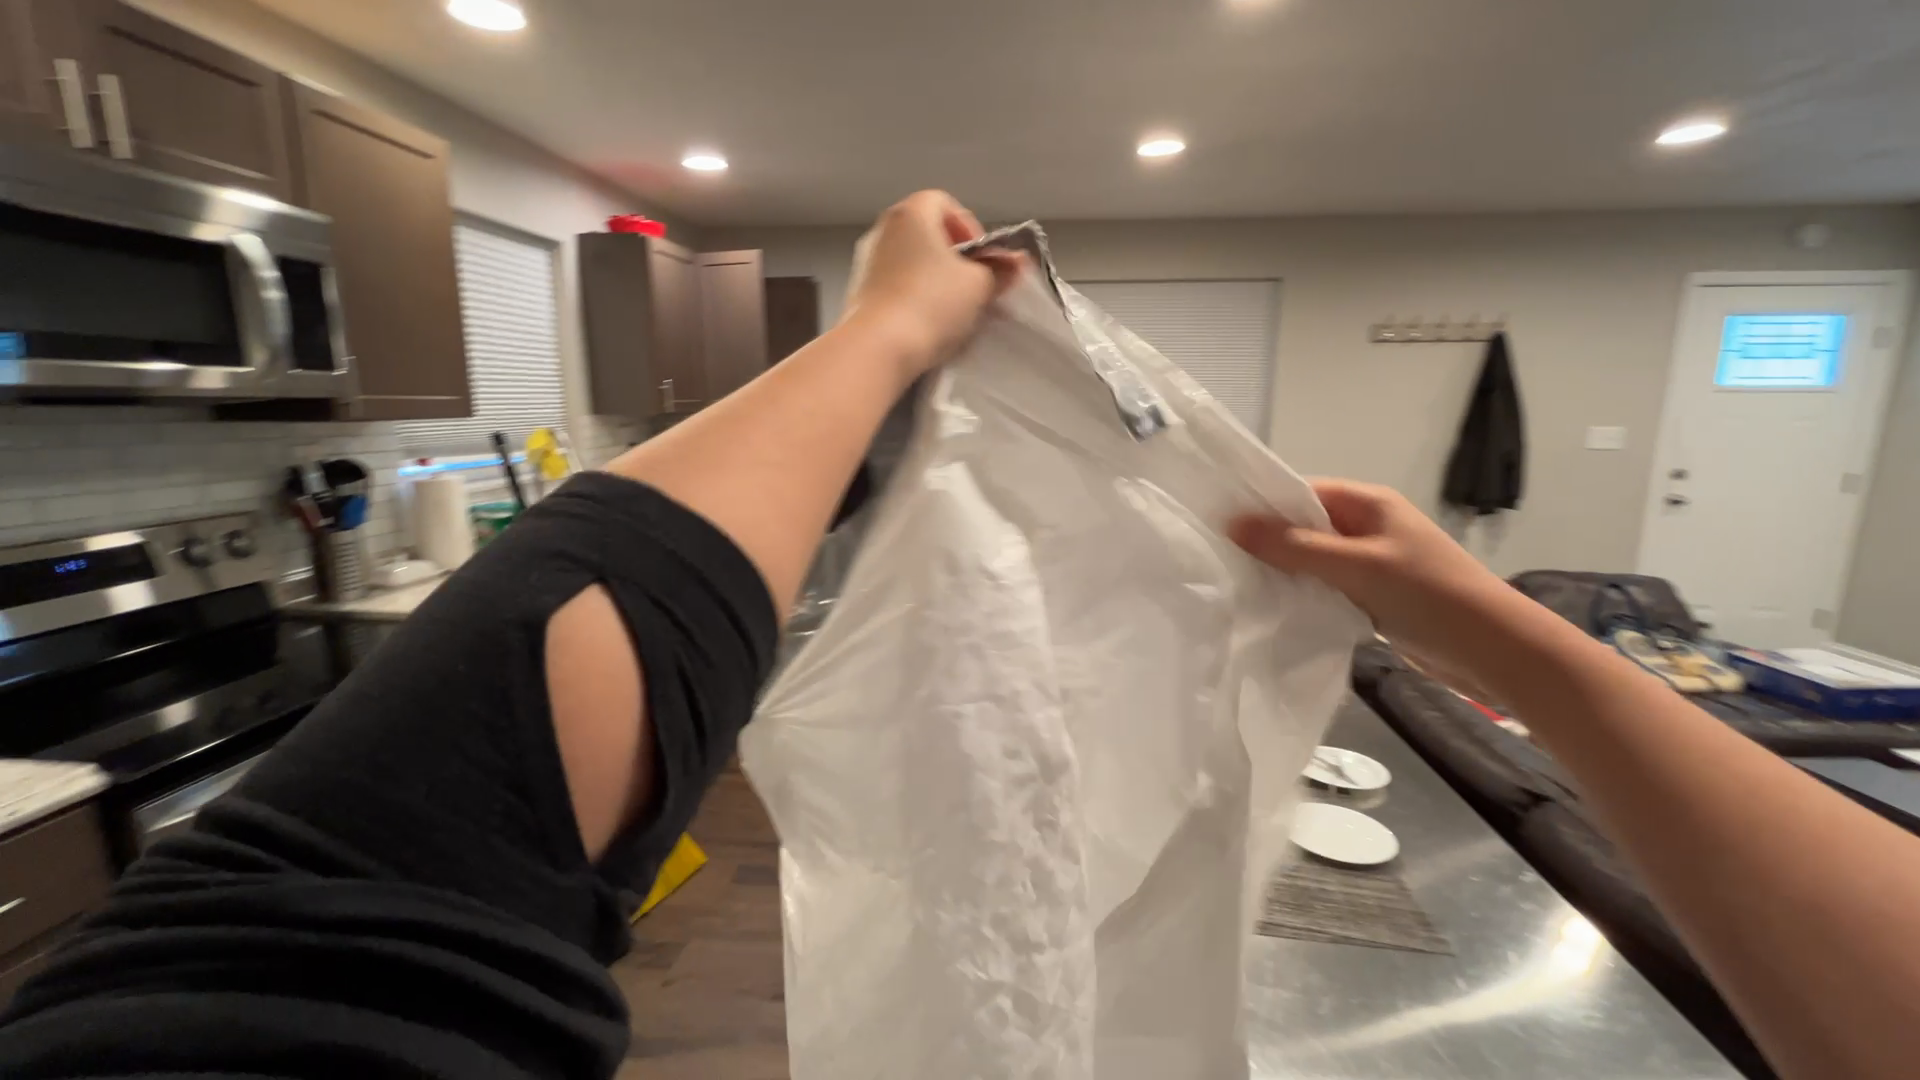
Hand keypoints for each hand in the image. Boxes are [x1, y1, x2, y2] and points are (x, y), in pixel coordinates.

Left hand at [842, 191, 1024, 379]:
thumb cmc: (932, 304)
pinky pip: (896, 284)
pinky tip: (928, 322)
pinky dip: (915, 295)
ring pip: (912, 261)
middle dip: (955, 258)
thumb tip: (1016, 263)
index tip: (982, 260)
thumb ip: (999, 270)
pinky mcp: (860, 292)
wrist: (879, 347)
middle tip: (974, 286)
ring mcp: (867, 261)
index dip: (969, 229)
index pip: (945, 203)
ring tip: (953, 309)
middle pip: (927, 233)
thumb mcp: (978, 286)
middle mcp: (883, 229)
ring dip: (935, 279)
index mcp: (911, 213)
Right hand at [1229, 479, 1525, 700]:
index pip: (1302, 490)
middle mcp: (1367, 526)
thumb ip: (1295, 546)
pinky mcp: (1373, 594)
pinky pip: (1326, 585)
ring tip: (1241, 584)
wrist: (1494, 650)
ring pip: (1312, 558)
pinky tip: (1277, 607)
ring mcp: (1371, 561)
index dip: (1263, 504)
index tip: (1220, 524)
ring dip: (1285, 570)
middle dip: (1268, 540)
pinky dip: (1304, 593)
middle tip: (1223, 559)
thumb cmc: (1428, 595)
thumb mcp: (1356, 566)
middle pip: (1304, 524)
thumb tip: (1234, 523)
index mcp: (1368, 503)